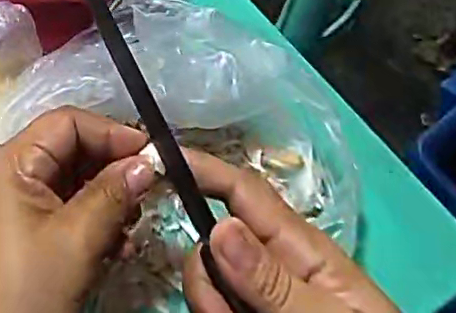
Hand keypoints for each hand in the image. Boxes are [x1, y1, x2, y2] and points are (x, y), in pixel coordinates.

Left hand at [0, 106, 155, 312]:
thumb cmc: (28, 288)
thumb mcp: (75, 241)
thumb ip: (112, 196)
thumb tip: (148, 162)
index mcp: (14, 160)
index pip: (67, 123)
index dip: (110, 132)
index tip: (152, 153)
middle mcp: (15, 172)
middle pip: (72, 149)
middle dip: (112, 167)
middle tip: (151, 188)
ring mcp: (20, 203)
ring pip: (75, 181)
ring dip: (109, 198)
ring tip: (135, 223)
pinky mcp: (29, 233)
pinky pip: (69, 210)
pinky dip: (97, 221)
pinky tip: (120, 245)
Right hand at [182, 150, 398, 312]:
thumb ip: (275, 281)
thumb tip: (217, 225)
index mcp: (299, 246)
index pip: (241, 188)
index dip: (201, 166)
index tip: (156, 156)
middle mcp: (275, 265)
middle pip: (213, 241)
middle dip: (204, 272)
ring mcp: (263, 299)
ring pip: (210, 281)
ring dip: (210, 305)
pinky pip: (217, 308)